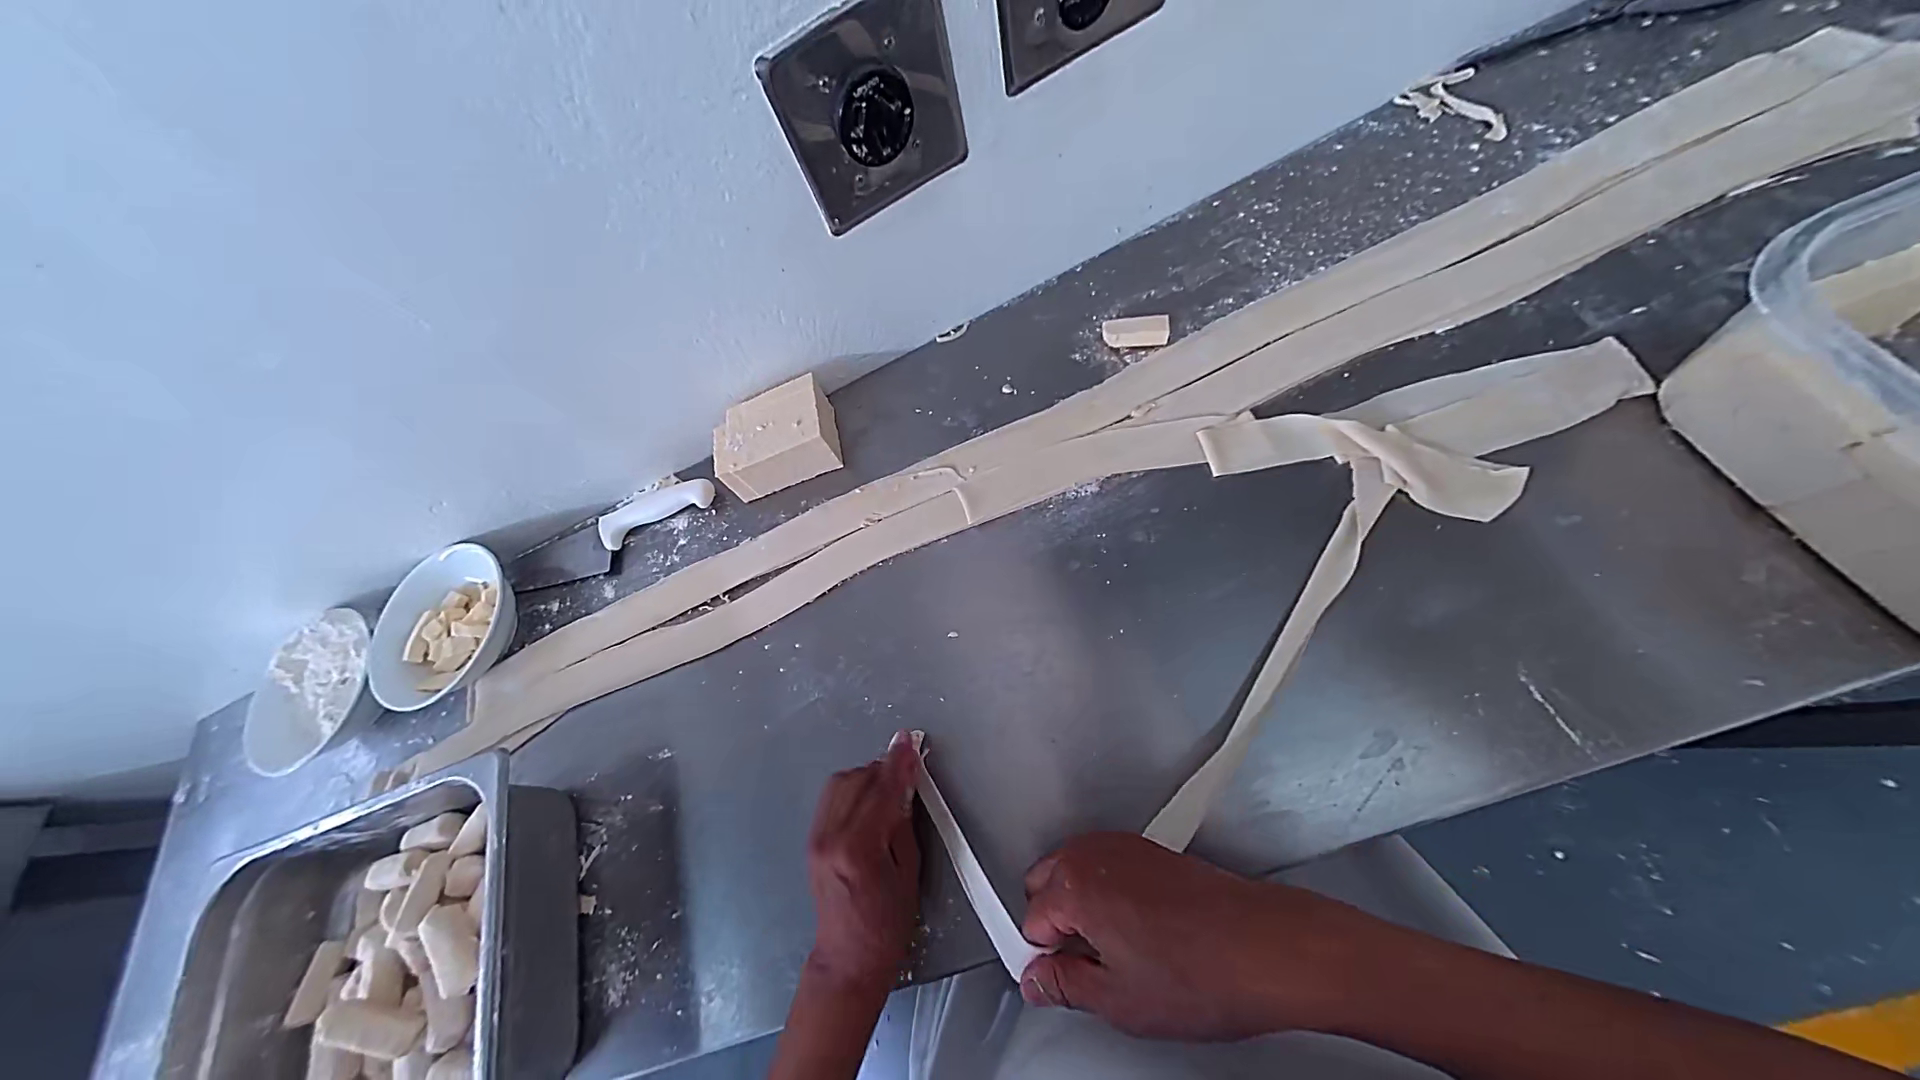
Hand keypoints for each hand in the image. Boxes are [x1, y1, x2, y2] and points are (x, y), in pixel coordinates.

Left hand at [802, 731, 920, 991]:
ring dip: (866, 777)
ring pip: (840, 783)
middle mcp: (830, 837)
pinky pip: (831, 798)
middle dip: (884, 770)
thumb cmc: (886, 925)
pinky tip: (868, 800)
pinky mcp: (811, 840)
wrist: (848, 959)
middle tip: (906, 772)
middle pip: (857, 780)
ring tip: (888, 788)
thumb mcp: (908, 871)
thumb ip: (903, 823)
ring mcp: (816, 838)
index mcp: (858, 848)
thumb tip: (904, 787)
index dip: (898, 763)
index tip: (908, 741)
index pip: (881, 790)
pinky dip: (852, 790)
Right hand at [1018, 832, 1386, 1040]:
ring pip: (1073, 871)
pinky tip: (1143, 930)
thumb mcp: (1119, 1002)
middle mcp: (1093, 853)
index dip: (1043, 957)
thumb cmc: (1205, 970)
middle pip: (1043, 883)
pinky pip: (1105, 865)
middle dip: (1054, 922)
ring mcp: (1121, 846)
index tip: (1059, 978)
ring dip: (1080, 904)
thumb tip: (1040, 980)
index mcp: (1074, 886)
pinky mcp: (1147, 847)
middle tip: (1089, 967)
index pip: (1028, 920)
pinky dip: (1108, 890)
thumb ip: (1063, 987)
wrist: (1267, 946)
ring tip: (1122, 950)